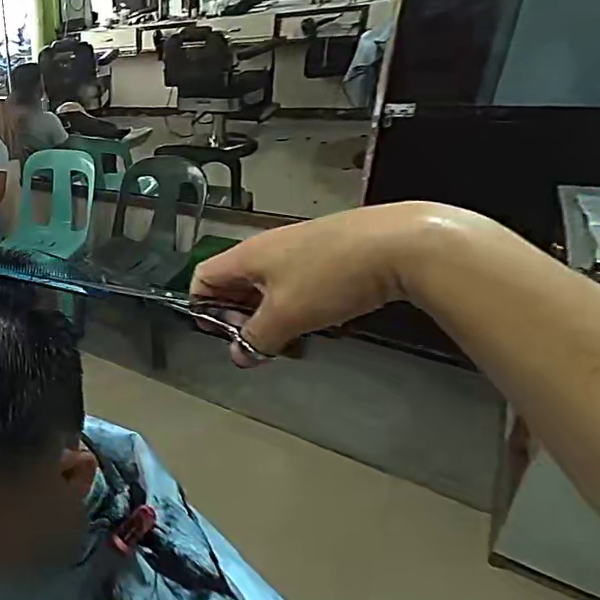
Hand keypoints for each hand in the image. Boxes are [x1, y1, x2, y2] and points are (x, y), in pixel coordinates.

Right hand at [191, 202, 484, 365]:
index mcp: (245, 255)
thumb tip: (239, 356)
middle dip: (241, 317)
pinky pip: (297, 282)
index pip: (201, 278)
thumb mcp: (287, 315)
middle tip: (260, 343)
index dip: (203, 308)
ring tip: (294, 337)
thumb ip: (256, 338)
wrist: (397, 244)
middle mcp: (265, 247)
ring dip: (272, 315)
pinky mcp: (325, 252)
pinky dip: (299, 304)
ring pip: (268, 286)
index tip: (224, 335)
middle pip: (234, 284)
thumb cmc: (331, 275)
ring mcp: (297, 247)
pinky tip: (323, 321)